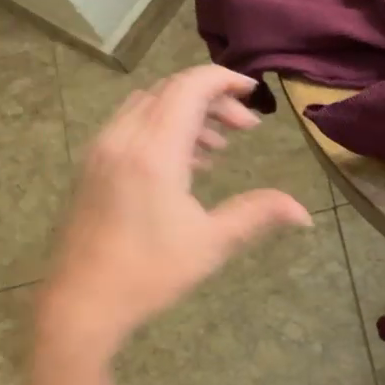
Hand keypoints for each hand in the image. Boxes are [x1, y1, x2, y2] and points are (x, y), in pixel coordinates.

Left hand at [40, 65, 312, 350]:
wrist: (81, 303)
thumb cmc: (149, 273)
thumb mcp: (211, 243)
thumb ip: (257, 214)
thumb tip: (304, 212)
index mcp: (154, 151)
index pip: (189, 88)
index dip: (224, 81)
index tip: (254, 94)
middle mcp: (123, 138)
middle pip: (169, 91)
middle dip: (211, 99)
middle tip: (245, 129)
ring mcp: (102, 150)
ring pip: (147, 106)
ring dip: (185, 113)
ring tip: (217, 149)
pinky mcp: (91, 166)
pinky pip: (130, 125)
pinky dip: (161, 128)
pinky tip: (183, 165)